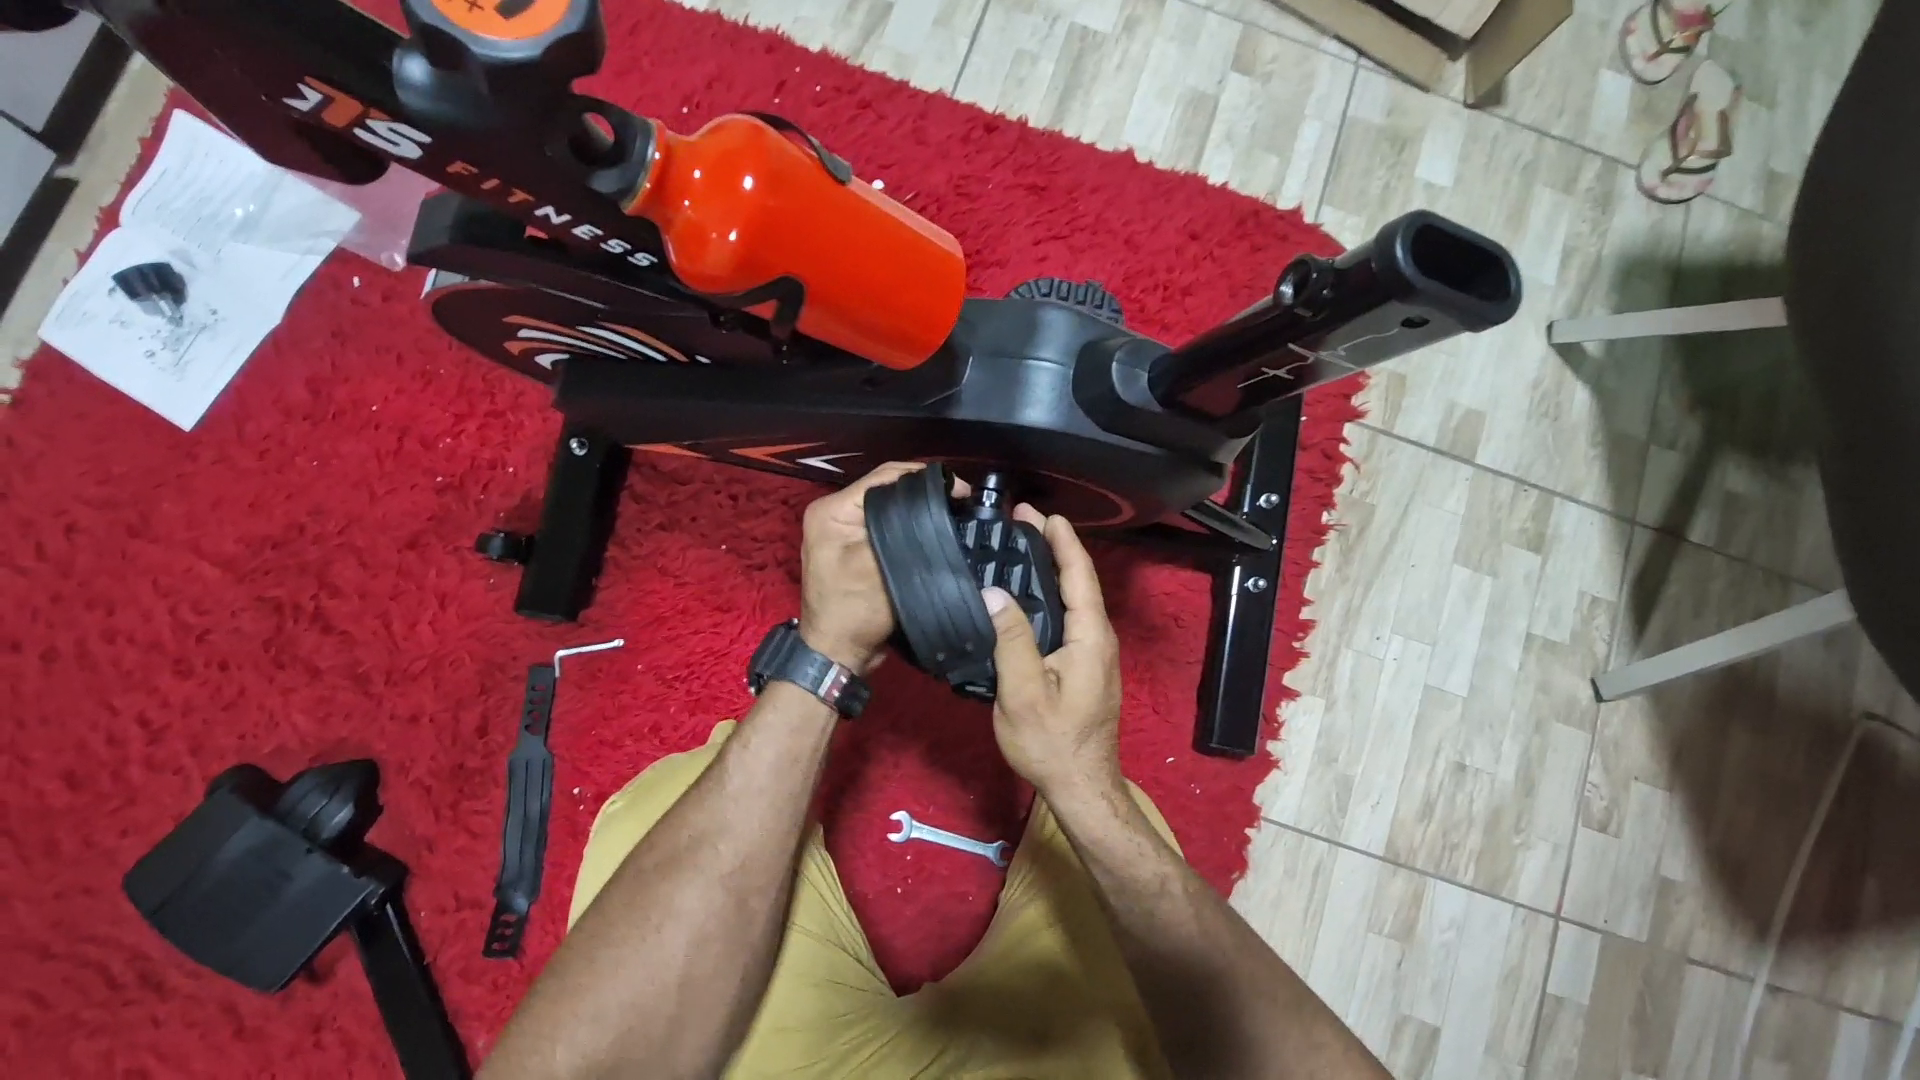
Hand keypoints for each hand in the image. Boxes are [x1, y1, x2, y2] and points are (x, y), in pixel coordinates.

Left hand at [797, 461, 959, 671]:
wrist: (838, 656)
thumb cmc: (855, 610)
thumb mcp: (879, 565)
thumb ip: (905, 530)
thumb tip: (942, 508)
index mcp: (831, 510)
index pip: (883, 477)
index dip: (924, 478)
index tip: (962, 490)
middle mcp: (834, 514)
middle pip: (887, 491)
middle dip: (924, 493)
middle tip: (963, 501)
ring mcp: (844, 533)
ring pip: (890, 510)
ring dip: (919, 511)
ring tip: (955, 513)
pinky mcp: (856, 549)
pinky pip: (887, 529)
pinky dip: (909, 528)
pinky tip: (935, 531)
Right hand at [982, 507, 1124, 801]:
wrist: (1081, 787)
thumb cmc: (1052, 743)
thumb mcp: (1023, 693)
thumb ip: (1012, 640)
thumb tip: (995, 592)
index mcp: (1090, 637)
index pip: (1079, 575)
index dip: (1062, 541)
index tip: (1042, 512)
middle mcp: (1098, 639)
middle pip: (1079, 582)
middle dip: (1054, 548)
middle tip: (1021, 522)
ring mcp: (1094, 654)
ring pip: (1074, 600)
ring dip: (1051, 571)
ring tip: (1020, 549)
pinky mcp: (1083, 667)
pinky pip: (1068, 618)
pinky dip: (1050, 596)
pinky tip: (1025, 597)